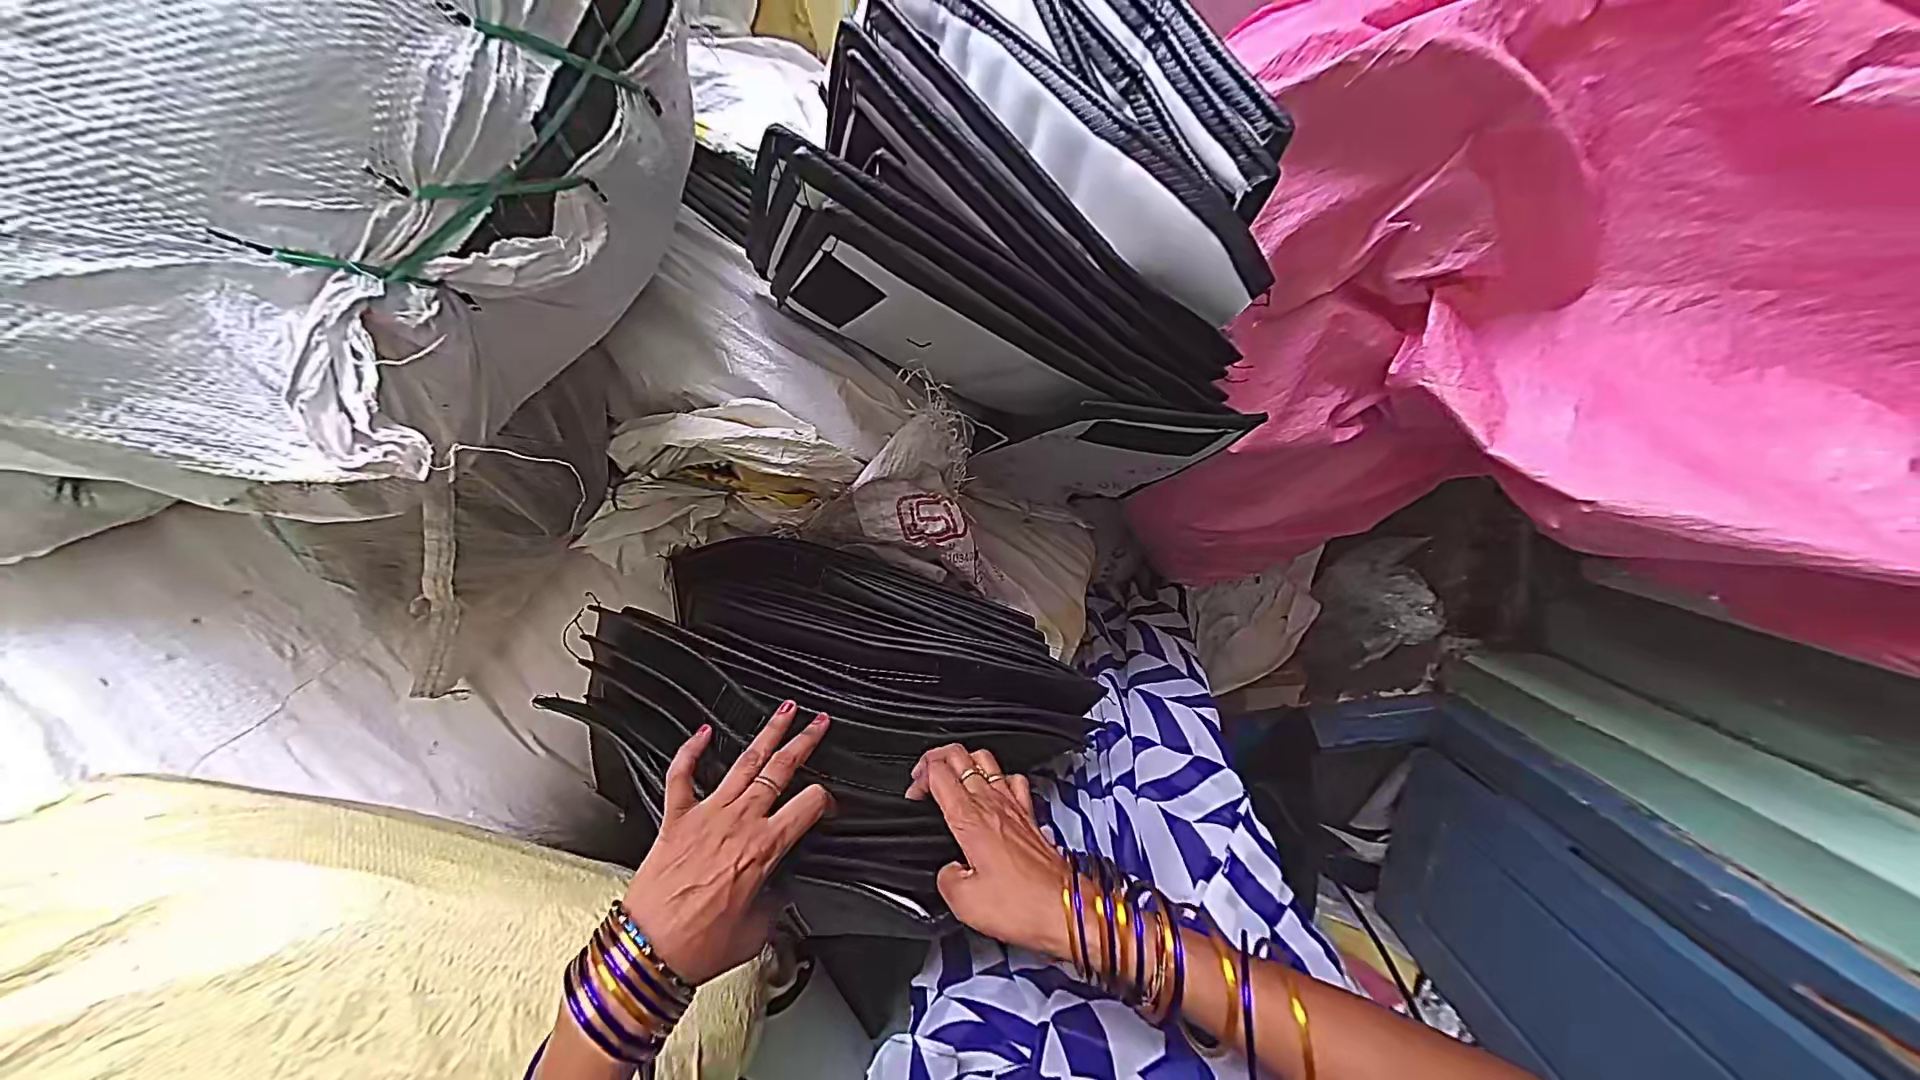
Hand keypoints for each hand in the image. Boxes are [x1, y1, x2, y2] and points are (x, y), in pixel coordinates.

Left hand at [620, 701, 833, 983]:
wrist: (645, 955)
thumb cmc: (697, 947)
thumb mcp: (755, 931)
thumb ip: (772, 904)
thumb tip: (776, 895)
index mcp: (764, 848)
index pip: (810, 804)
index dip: (827, 800)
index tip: (828, 804)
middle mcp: (739, 822)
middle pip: (782, 767)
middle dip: (806, 740)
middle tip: (820, 722)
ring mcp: (708, 815)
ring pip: (746, 761)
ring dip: (769, 732)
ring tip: (785, 712)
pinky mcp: (676, 819)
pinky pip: (682, 774)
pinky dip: (692, 750)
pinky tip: (703, 732)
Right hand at [906, 744, 1072, 958]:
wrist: (1064, 909)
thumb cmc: (1023, 904)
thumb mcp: (963, 902)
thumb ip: (946, 877)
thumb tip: (949, 870)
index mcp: (969, 818)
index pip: (938, 772)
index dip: (919, 777)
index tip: (914, 795)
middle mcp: (992, 803)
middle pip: (959, 755)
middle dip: (935, 758)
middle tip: (924, 776)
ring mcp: (1013, 805)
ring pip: (985, 759)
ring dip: (964, 761)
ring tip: (953, 774)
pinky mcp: (1029, 815)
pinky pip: (1012, 779)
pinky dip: (997, 777)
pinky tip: (993, 790)